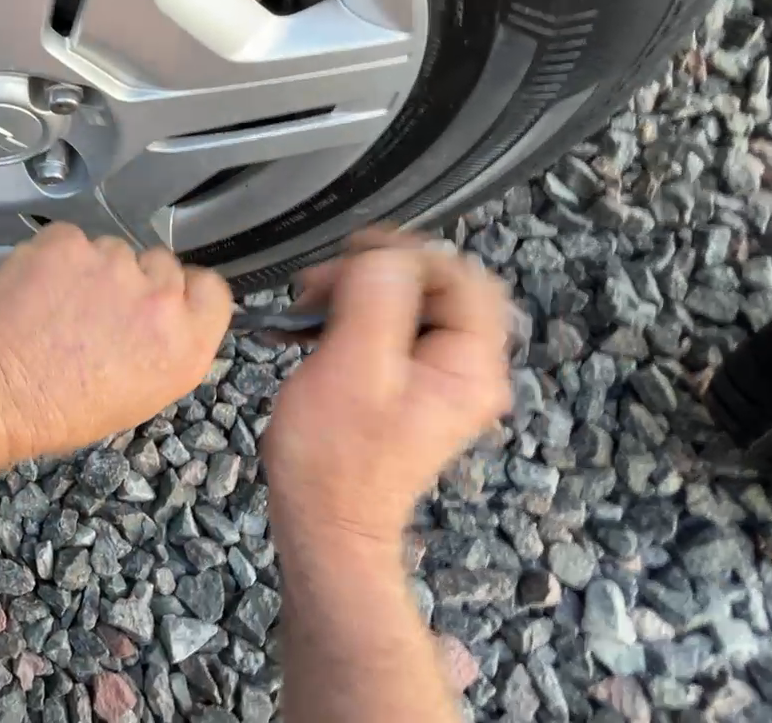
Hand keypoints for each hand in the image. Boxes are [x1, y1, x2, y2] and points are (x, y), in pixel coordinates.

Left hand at [0, 223, 231, 468]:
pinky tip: (39, 286)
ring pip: (111, 247)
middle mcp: (158, 298)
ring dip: (91, 266)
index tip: (159, 296)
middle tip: (99, 305)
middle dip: (134, 278)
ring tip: (61, 302)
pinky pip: (70, 237)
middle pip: (161, 262)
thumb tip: (166, 311)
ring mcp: (111, 265)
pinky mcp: (67, 243)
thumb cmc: (64, 407)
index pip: (212, 287)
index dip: (183, 289)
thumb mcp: (144, 391)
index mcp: (186, 343)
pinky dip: (55, 255)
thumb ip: (168, 343)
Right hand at [264, 230, 511, 555]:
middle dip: (372, 274)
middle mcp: (463, 368)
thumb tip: (381, 256)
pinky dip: (344, 319)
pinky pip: (383, 331)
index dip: (407, 253)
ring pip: (404, 306)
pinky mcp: (401, 387)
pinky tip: (304, 327)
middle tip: (315, 286)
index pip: (462, 276)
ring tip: (302, 306)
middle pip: (433, 288)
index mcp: (468, 363)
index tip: (346, 254)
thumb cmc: (334, 449)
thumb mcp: (353, 365)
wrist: (323, 518)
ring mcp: (433, 379)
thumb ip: (375, 299)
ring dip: (351, 294)